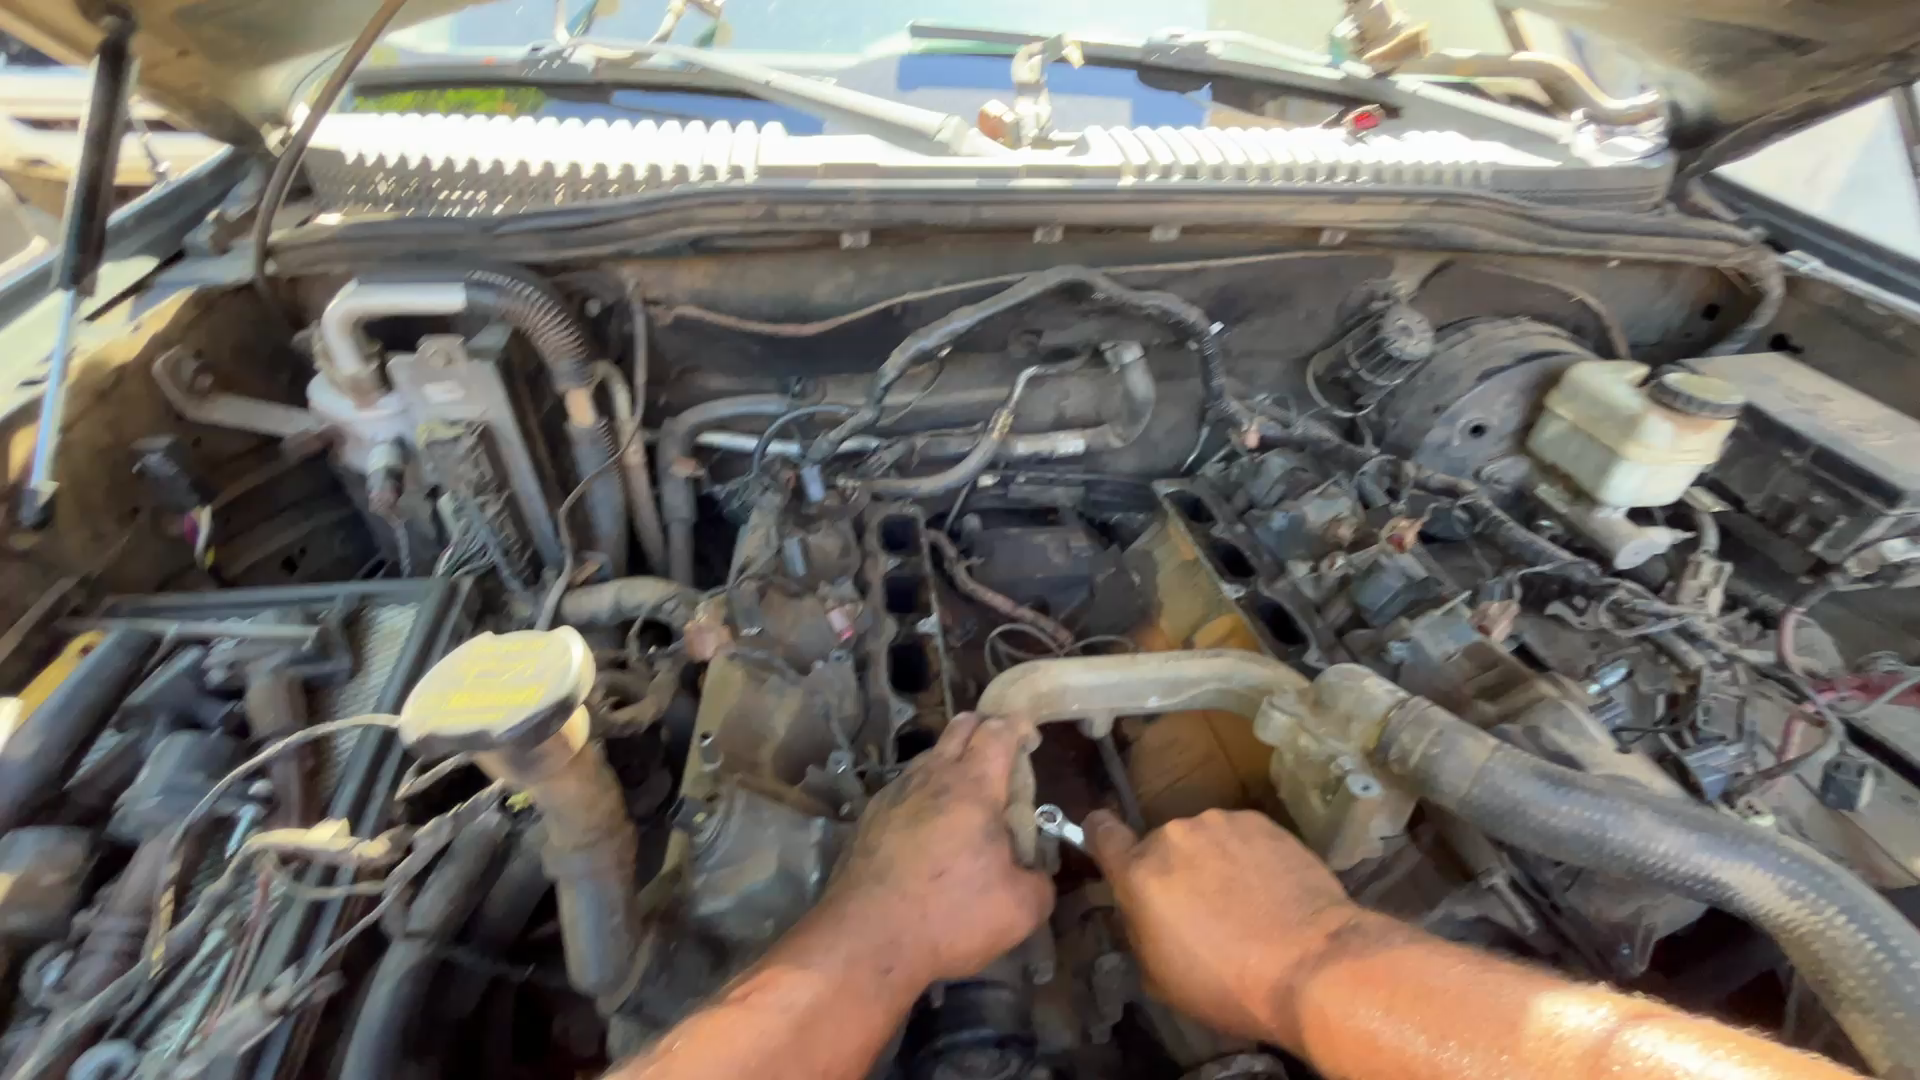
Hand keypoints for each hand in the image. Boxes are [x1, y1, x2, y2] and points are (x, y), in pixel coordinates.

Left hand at [819, 712, 1054, 984]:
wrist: (866, 939)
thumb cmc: (949, 916)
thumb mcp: (1020, 910)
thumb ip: (1040, 882)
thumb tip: (1035, 873)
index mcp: (972, 786)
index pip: (998, 731)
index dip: (1018, 726)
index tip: (1030, 737)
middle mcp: (932, 775)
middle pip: (960, 725)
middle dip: (985, 728)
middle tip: (1003, 756)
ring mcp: (896, 791)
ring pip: (931, 754)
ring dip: (953, 761)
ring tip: (967, 798)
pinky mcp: (872, 814)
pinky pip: (907, 786)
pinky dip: (926, 792)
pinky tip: (930, 828)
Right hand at [1084, 808, 1359, 1039]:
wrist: (1314, 967)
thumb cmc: (1230, 984)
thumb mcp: (1161, 977)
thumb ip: (1138, 929)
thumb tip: (1141, 911)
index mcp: (1139, 873)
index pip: (1100, 831)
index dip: (1101, 837)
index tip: (1111, 848)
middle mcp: (1171, 836)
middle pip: (1161, 847)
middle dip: (1175, 872)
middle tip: (1204, 909)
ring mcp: (1217, 823)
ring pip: (1204, 840)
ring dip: (1214, 862)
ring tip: (1248, 902)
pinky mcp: (1259, 821)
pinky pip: (1242, 836)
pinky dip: (1250, 857)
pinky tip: (1273, 890)